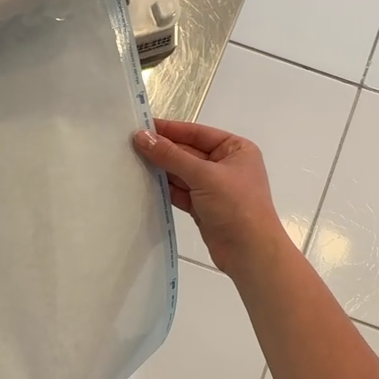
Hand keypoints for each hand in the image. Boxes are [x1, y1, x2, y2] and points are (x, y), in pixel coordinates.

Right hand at [132, 119, 289, 276]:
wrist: (249, 252)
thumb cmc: (236, 206)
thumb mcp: (204, 175)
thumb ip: (171, 156)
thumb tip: (142, 137)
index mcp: (235, 149)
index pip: (197, 133)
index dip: (169, 130)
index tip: (141, 126)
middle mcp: (225, 165)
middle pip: (187, 153)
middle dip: (162, 151)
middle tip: (130, 146)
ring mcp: (214, 187)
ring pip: (181, 173)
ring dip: (160, 170)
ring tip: (131, 163)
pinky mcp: (203, 207)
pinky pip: (179, 192)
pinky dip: (164, 189)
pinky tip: (144, 184)